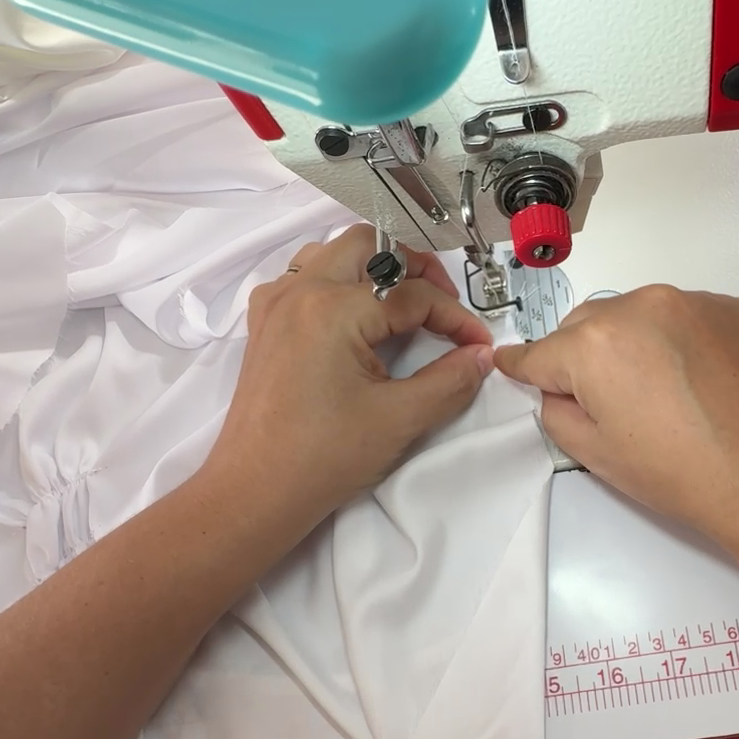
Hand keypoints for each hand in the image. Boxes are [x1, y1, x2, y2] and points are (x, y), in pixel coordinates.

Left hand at [198, 225, 494, 524]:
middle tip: (442, 307)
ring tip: (404, 308)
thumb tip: (482, 356)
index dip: (455, 318)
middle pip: (370, 246)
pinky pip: (308, 278)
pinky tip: (359, 321)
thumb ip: (450, 381)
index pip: (412, 295)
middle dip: (416, 269)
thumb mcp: (400, 419)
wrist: (256, 492)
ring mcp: (276, 304)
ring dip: (375, 269)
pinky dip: (342, 284)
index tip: (478, 346)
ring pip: (334, 254)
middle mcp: (300, 292)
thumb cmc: (325, 457)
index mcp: (334, 309)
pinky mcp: (266, 324)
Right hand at [494, 285, 738, 554]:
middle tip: (602, 400)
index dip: (523, 368)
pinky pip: (688, 317)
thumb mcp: (598, 457)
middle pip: (587, 325)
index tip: (511, 366)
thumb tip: (557, 390)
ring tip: (660, 393)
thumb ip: (558, 413)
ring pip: (639, 316)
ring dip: (633, 343)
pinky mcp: (737, 309)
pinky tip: (701, 382)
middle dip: (581, 356)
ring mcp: (695, 301)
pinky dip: (679, 340)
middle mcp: (641, 306)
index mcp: (595, 344)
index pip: (540, 353)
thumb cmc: (683, 476)